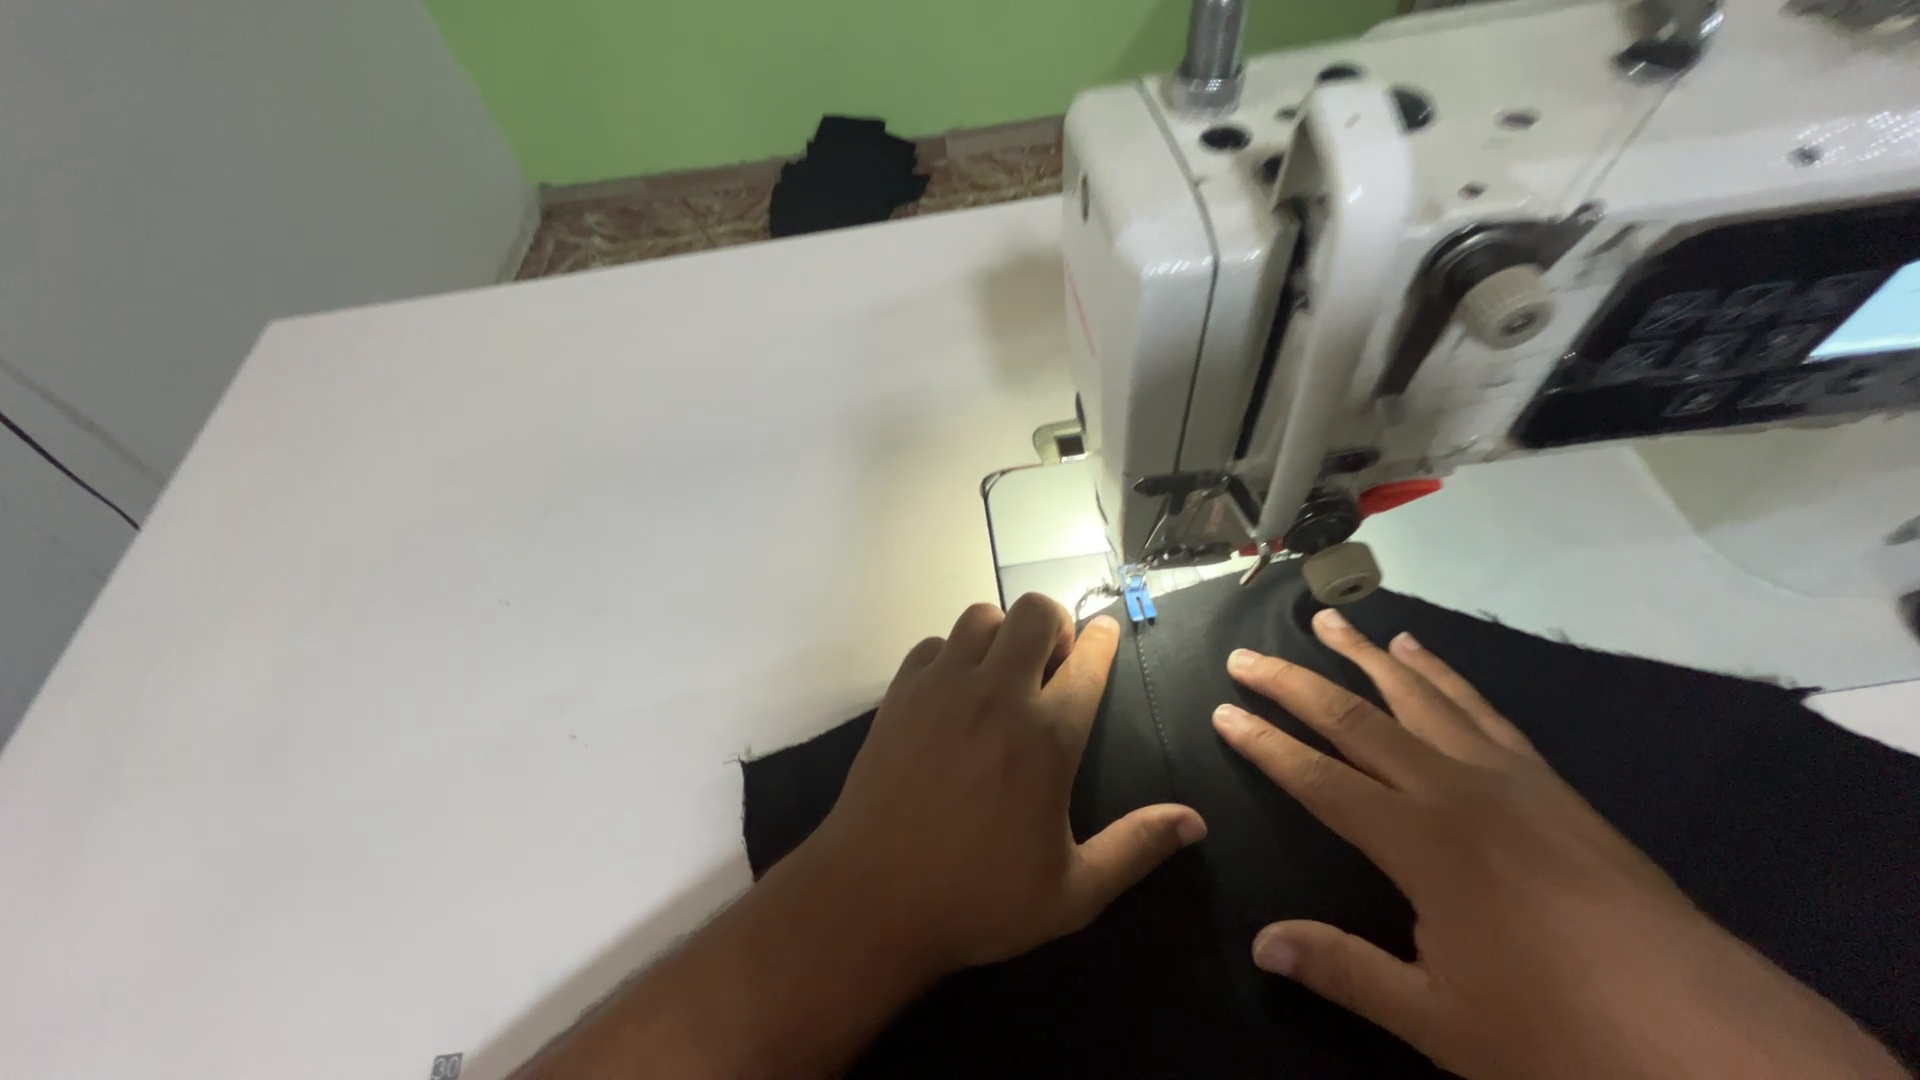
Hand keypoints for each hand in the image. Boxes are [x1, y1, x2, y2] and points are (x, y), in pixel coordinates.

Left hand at [795, 594, 1206, 978]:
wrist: (870, 899)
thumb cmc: (977, 899)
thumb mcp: (1072, 892)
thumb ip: (1136, 847)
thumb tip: (1195, 822)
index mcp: (1047, 736)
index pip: (1088, 660)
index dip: (1103, 640)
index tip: (1106, 634)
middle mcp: (997, 695)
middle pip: (1034, 612)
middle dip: (1054, 624)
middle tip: (1052, 663)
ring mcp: (942, 688)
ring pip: (980, 616)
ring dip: (1001, 632)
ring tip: (1003, 671)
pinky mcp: (899, 695)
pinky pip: (931, 644)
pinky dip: (950, 653)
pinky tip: (953, 692)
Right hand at [1212, 608, 1907, 1079]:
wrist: (1712, 1036)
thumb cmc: (1559, 1030)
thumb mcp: (1439, 1020)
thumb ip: (1345, 969)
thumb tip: (1261, 944)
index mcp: (1418, 843)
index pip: (1316, 778)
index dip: (1263, 744)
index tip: (1222, 711)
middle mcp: (1454, 791)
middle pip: (1356, 720)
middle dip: (1293, 684)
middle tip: (1246, 655)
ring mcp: (1506, 778)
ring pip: (1420, 697)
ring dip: (1366, 657)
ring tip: (1330, 622)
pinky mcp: (1548, 782)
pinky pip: (1481, 710)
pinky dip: (1443, 676)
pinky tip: (1421, 656)